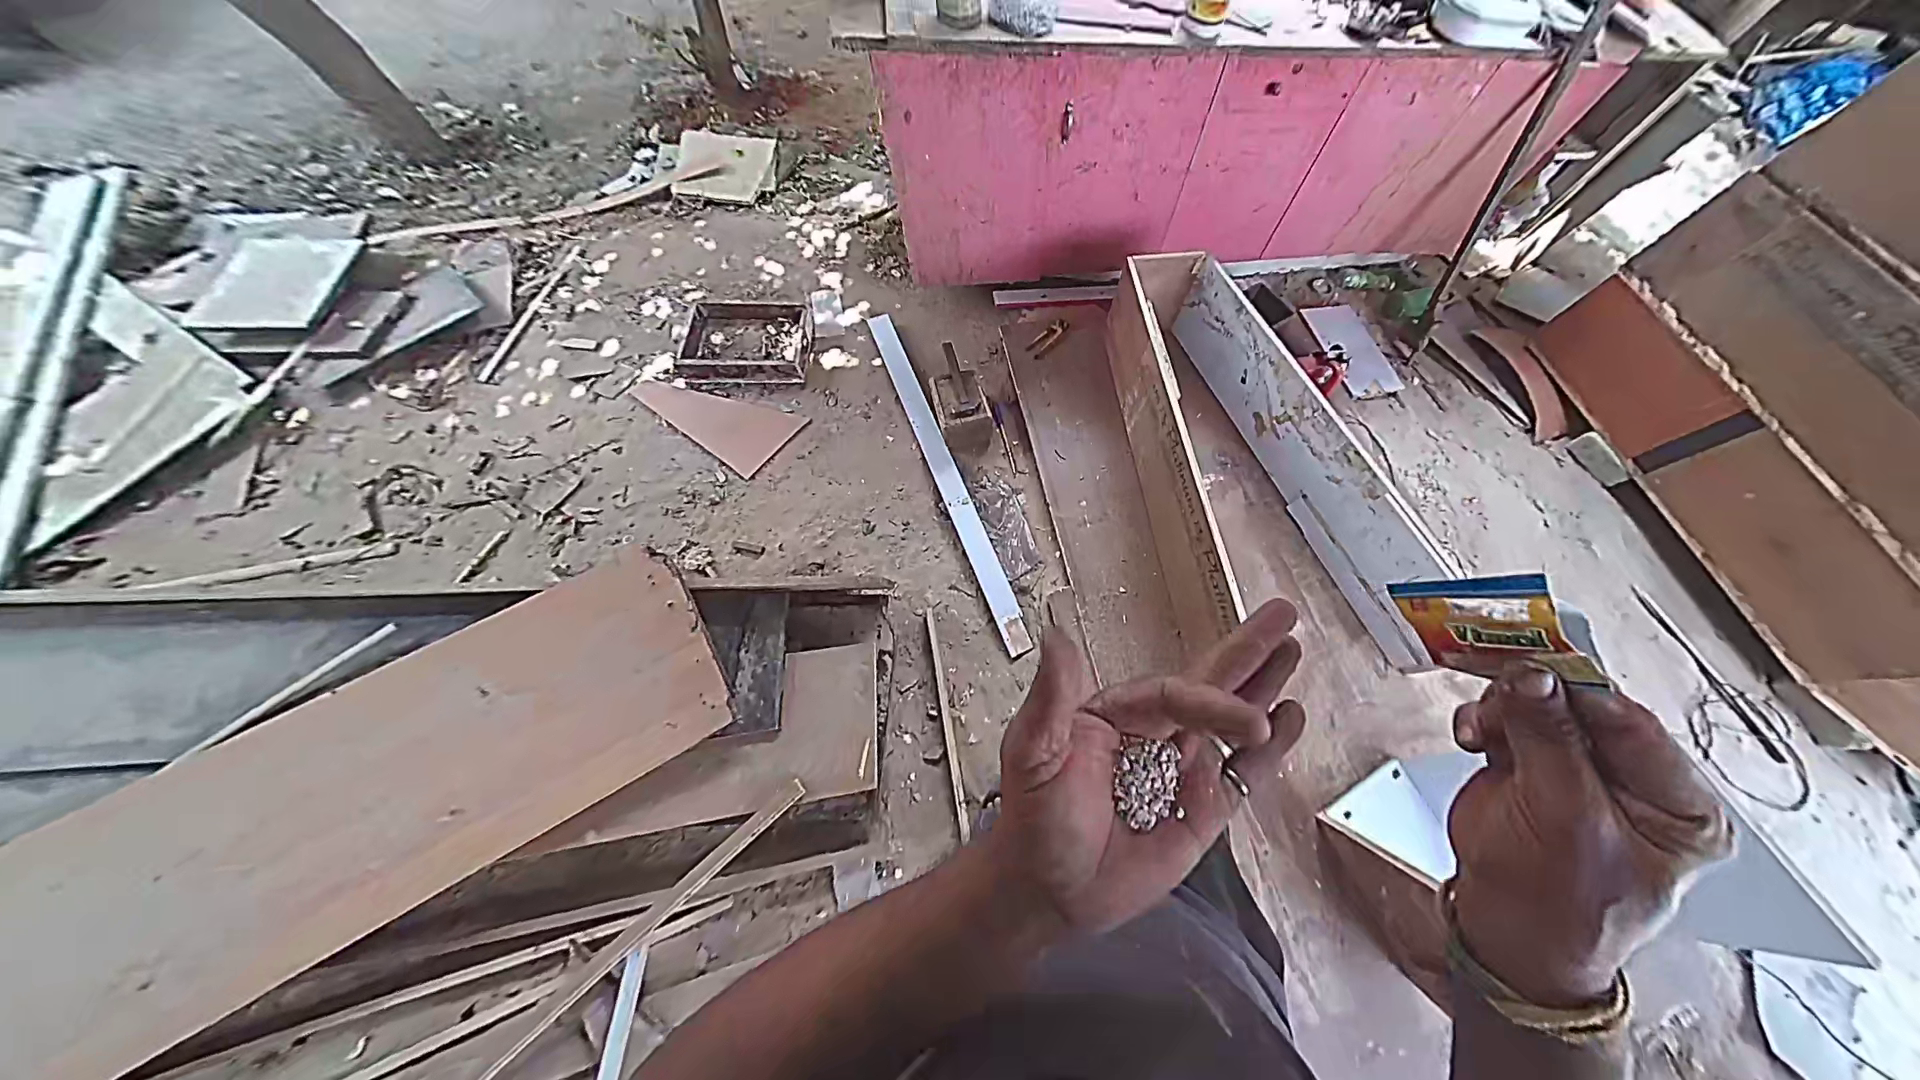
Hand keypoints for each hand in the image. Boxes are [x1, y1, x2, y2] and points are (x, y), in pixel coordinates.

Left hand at [982, 599, 1306, 935]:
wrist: (1049, 889)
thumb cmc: (1034, 818)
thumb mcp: (1033, 752)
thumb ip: (1051, 696)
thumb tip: (1056, 636)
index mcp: (1115, 713)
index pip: (1173, 695)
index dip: (1214, 703)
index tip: (1249, 720)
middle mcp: (1151, 733)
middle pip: (1206, 687)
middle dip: (1245, 653)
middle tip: (1281, 617)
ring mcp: (1178, 770)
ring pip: (1228, 724)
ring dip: (1261, 691)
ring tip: (1291, 655)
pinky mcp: (1199, 812)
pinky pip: (1238, 776)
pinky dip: (1266, 754)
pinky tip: (1287, 722)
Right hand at [1449, 665, 1733, 1005]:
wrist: (1506, 926)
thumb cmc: (1560, 898)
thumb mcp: (1562, 818)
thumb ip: (1548, 742)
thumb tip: (1533, 676)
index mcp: (1675, 800)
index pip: (1631, 723)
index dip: (1580, 692)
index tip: (1532, 666)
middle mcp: (1627, 778)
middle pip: (1579, 708)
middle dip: (1531, 698)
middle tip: (1498, 694)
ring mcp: (1573, 769)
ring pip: (1536, 707)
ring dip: (1499, 708)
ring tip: (1480, 732)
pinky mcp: (1526, 764)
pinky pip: (1504, 720)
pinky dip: (1481, 720)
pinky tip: (1473, 736)